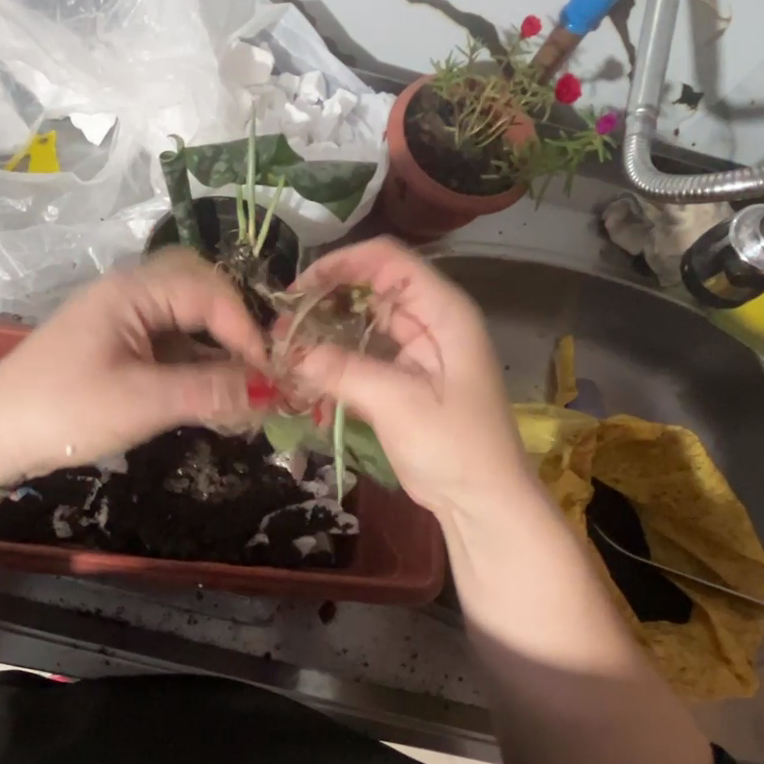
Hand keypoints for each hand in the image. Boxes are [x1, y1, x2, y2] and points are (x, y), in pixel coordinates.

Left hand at [0, 249, 267, 484]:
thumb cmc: (64, 412)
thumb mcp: (143, 402)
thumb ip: (210, 390)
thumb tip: (271, 389)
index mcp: (133, 290)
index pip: (211, 291)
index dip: (248, 330)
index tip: (272, 374)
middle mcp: (129, 294)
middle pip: (202, 295)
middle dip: (237, 332)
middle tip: (262, 373)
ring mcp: (121, 321)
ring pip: (186, 322)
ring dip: (218, 353)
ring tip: (245, 391)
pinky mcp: (115, 348)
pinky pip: (168, 346)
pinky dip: (194, 367)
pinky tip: (211, 395)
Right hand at [288, 238, 529, 520]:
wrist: (483, 502)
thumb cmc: (454, 448)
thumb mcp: (398, 404)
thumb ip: (344, 371)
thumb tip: (291, 351)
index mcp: (443, 312)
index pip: (387, 260)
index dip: (339, 264)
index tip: (295, 291)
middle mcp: (431, 323)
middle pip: (371, 289)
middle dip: (324, 303)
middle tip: (280, 329)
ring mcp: (418, 353)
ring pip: (363, 325)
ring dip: (326, 335)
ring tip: (285, 353)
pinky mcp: (405, 382)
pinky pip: (364, 358)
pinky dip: (336, 363)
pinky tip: (306, 378)